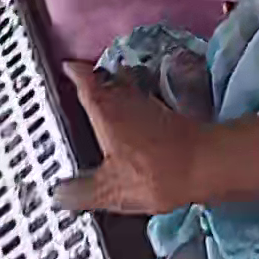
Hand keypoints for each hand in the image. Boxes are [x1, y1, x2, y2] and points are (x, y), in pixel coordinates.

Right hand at [53, 62, 205, 214]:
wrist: (200, 164)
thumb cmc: (151, 172)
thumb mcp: (110, 189)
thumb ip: (82, 191)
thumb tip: (58, 193)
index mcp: (105, 108)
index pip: (85, 79)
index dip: (74, 70)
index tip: (66, 65)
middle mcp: (123, 96)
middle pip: (104, 78)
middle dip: (93, 78)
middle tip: (81, 84)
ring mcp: (145, 100)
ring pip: (123, 85)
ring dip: (113, 87)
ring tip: (103, 98)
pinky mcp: (161, 110)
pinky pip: (137, 97)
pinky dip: (129, 101)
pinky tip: (130, 118)